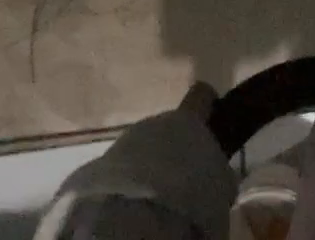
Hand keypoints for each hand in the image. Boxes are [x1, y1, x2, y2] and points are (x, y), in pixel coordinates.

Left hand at [45, 81, 236, 239]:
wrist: (133, 220)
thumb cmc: (187, 193)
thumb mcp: (217, 184)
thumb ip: (217, 170)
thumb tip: (219, 174)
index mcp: (185, 119)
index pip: (201, 94)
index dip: (207, 103)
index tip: (213, 114)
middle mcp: (151, 123)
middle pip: (165, 127)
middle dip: (172, 146)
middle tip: (182, 175)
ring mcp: (121, 144)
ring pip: (140, 149)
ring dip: (147, 166)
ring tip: (156, 196)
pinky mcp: (94, 171)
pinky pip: (118, 172)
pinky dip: (126, 185)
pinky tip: (132, 208)